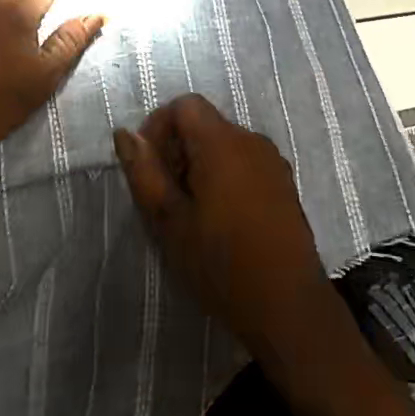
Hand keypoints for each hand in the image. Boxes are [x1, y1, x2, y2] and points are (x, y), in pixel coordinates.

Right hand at [113, 95, 343, 364]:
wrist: (289, 310)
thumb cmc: (221, 263)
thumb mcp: (169, 221)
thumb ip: (144, 171)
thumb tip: (125, 133)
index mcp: (222, 143)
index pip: (184, 105)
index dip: (158, 127)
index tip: (148, 168)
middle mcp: (251, 141)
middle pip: (203, 123)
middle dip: (176, 149)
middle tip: (164, 195)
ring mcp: (273, 162)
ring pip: (223, 143)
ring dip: (198, 164)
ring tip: (190, 212)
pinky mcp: (284, 184)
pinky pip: (244, 162)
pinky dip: (223, 175)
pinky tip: (220, 219)